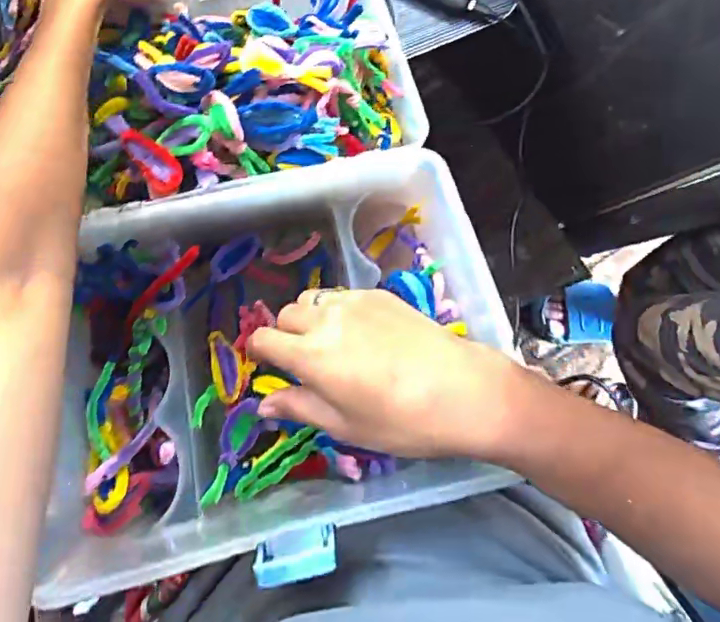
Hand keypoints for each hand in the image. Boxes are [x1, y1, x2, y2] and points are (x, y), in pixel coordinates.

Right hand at [246, 288, 534, 460]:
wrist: (460, 389)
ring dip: (310, 316)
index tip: (267, 364)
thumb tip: (263, 404)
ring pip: (313, 298)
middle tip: (304, 359)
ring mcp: (353, 301)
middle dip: (285, 333)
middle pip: (286, 313)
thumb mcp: (344, 426)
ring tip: (331, 342)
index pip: (263, 339)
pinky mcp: (378, 293)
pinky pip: (342, 294)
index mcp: (311, 355)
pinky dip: (337, 310)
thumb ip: (300, 407)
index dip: (259, 351)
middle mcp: (326, 319)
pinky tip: (361, 334)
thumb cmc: (399, 421)